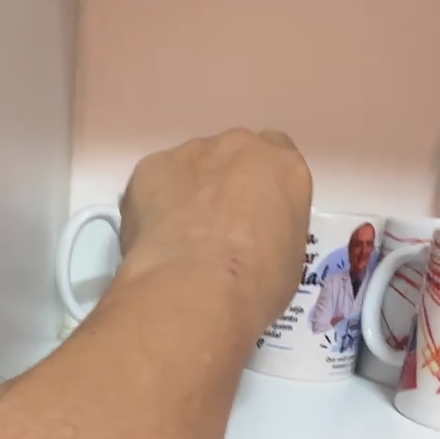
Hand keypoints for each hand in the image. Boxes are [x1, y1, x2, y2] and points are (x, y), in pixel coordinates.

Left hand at [114, 129, 312, 329]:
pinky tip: (154, 241)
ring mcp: (193, 153)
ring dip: (189, 194)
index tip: (254, 220)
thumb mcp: (288, 264)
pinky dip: (153, 205)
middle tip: (215, 232)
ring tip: (179, 242)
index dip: (263, 192)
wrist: (196, 290)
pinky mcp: (151, 167)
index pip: (278, 164)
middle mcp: (241, 148)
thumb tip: (255, 241)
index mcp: (285, 170)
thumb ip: (273, 234)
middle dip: (226, 186)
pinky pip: (154, 182)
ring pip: (192, 167)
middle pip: (234, 157)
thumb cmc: (255, 287)